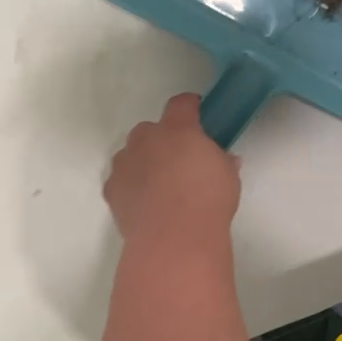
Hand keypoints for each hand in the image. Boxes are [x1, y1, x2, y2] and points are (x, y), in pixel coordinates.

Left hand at [103, 94, 240, 249]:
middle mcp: (145, 140)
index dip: (191, 106)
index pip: (181, 104)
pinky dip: (134, 182)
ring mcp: (124, 164)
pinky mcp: (112, 188)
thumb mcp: (229, 175)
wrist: (174, 236)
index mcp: (178, 131)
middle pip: (151, 128)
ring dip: (146, 159)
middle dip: (165, 137)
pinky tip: (149, 200)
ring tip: (165, 183)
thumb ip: (223, 160)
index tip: (200, 113)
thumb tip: (223, 159)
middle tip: (183, 157)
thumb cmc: (209, 199)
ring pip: (133, 152)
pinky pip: (123, 177)